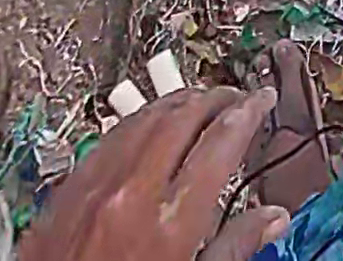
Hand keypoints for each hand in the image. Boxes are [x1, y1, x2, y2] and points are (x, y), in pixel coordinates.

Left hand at [20, 87, 288, 260]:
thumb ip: (234, 248)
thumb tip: (274, 219)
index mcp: (170, 224)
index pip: (222, 139)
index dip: (250, 109)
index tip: (263, 98)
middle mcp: (133, 194)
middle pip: (186, 114)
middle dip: (217, 98)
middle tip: (236, 99)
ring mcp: (96, 188)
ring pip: (149, 114)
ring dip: (181, 102)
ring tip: (201, 104)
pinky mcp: (68, 192)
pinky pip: (114, 135)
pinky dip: (143, 120)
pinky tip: (154, 126)